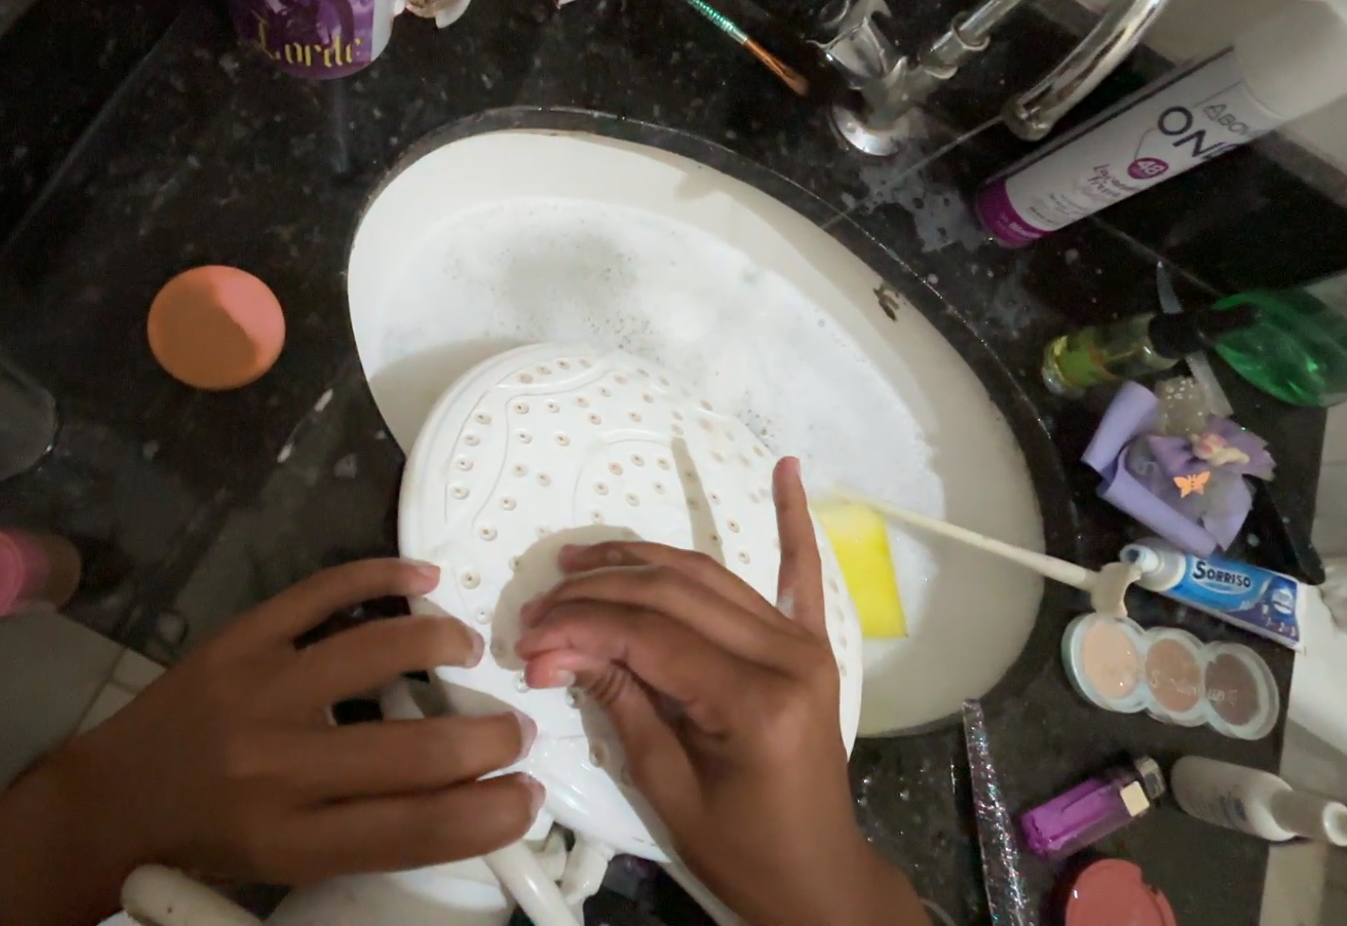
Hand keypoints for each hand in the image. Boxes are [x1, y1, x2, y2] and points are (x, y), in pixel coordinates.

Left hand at [0, 560, 545, 925]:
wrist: (107, 800)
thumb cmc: (205, 843)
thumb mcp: (283, 863)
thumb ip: (365, 832)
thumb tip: (460, 796)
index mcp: (290, 839)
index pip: (412, 829)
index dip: (485, 815)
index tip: (528, 797)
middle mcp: (278, 767)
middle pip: (410, 752)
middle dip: (486, 738)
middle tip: (518, 727)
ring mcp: (259, 689)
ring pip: (372, 652)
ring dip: (439, 644)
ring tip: (469, 646)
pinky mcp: (241, 638)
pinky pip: (320, 593)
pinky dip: (380, 576)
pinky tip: (422, 576)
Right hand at [516, 459, 923, 925]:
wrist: (817, 876)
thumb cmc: (740, 848)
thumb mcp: (664, 785)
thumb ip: (615, 699)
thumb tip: (551, 647)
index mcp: (755, 701)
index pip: (648, 635)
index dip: (580, 626)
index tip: (529, 635)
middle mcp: (785, 654)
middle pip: (671, 594)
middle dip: (594, 592)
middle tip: (539, 606)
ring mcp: (801, 641)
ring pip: (704, 575)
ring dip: (637, 559)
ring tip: (578, 557)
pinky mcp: (808, 640)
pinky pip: (799, 572)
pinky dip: (792, 519)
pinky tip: (786, 469)